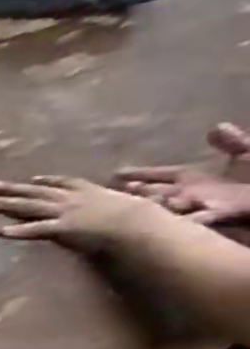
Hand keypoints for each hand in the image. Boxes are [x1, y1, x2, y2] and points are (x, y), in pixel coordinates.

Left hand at [0, 175, 177, 249]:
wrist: (147, 226)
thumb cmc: (146, 219)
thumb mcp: (133, 206)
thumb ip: (121, 206)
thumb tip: (125, 209)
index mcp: (93, 193)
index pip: (67, 183)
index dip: (49, 182)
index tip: (33, 179)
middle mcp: (74, 200)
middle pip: (36, 193)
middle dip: (11, 189)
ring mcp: (66, 213)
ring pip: (27, 207)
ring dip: (2, 204)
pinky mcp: (63, 229)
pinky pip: (35, 229)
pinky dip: (18, 231)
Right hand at [114, 123, 249, 224]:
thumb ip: (234, 143)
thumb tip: (217, 127)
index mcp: (194, 176)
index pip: (157, 174)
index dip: (137, 174)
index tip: (115, 174)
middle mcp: (189, 191)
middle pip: (152, 193)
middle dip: (133, 193)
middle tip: (113, 192)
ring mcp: (200, 205)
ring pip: (165, 207)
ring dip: (153, 206)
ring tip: (135, 204)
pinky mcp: (219, 215)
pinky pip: (195, 219)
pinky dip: (182, 221)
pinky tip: (168, 220)